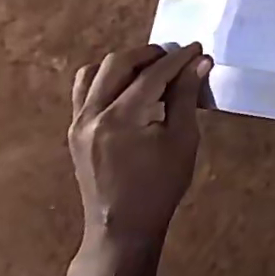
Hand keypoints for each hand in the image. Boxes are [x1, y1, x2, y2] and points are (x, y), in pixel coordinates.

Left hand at [68, 42, 211, 250]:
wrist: (122, 228)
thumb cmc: (160, 187)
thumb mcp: (182, 141)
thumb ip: (186, 97)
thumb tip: (199, 62)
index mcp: (121, 119)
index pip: (152, 74)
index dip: (177, 58)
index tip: (198, 48)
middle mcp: (92, 115)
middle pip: (118, 64)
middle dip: (150, 54)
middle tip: (176, 57)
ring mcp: (78, 122)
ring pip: (95, 72)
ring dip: (125, 64)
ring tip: (151, 70)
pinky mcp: (75, 130)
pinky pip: (85, 91)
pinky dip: (107, 79)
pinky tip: (129, 88)